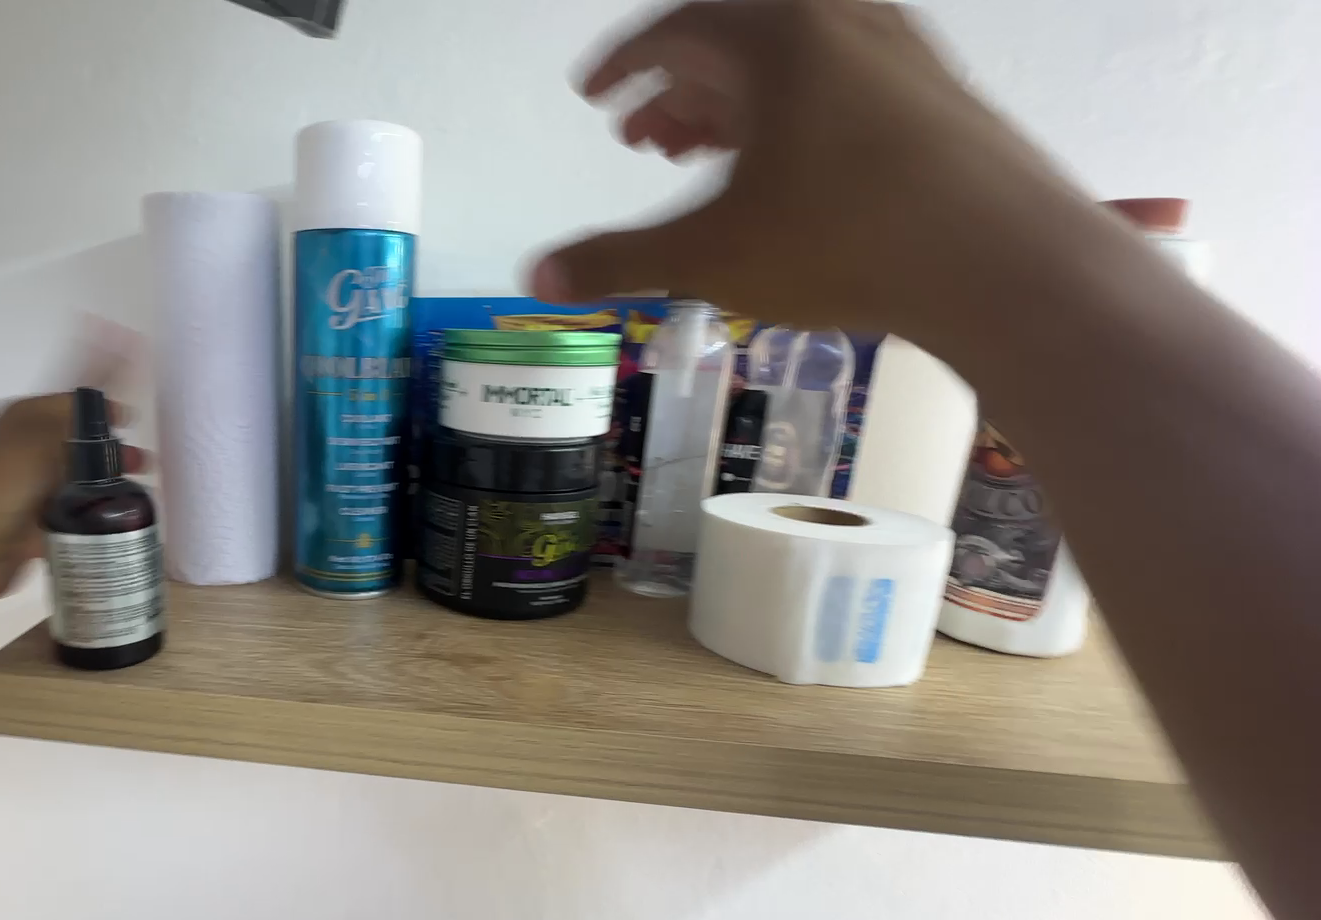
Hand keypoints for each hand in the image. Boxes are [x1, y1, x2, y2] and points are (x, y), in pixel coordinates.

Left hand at [0, 326, 149, 616]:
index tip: (133, 420)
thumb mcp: (40, 439)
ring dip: (109, 489)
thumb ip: (79, 421)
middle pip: (81, 447)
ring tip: (139, 498)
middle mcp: (27, 453)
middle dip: (113, 453)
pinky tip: (119, 526)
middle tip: (143, 464)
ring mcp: (30, 493)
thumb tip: (114, 404)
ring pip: (80, 486)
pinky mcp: (34, 529)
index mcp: (25, 421)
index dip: (103, 409)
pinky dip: (94, 522)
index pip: (72, 404)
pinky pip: (73, 522)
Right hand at [530, 0, 1093, 336]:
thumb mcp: (706, 256)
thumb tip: (532, 277)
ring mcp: (892, 49)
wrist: (1004, 264)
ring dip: (722, 100)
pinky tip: (767, 164)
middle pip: (728, 35)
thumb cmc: (840, 244)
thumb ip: (614, 261)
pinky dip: (778, 110)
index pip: (674, 28)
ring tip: (688, 151)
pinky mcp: (927, 90)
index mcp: (776, 38)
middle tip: (634, 136)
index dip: (622, 64)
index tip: (592, 94)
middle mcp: (837, 19)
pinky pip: (828, 78)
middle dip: (670, 85)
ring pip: (781, 58)